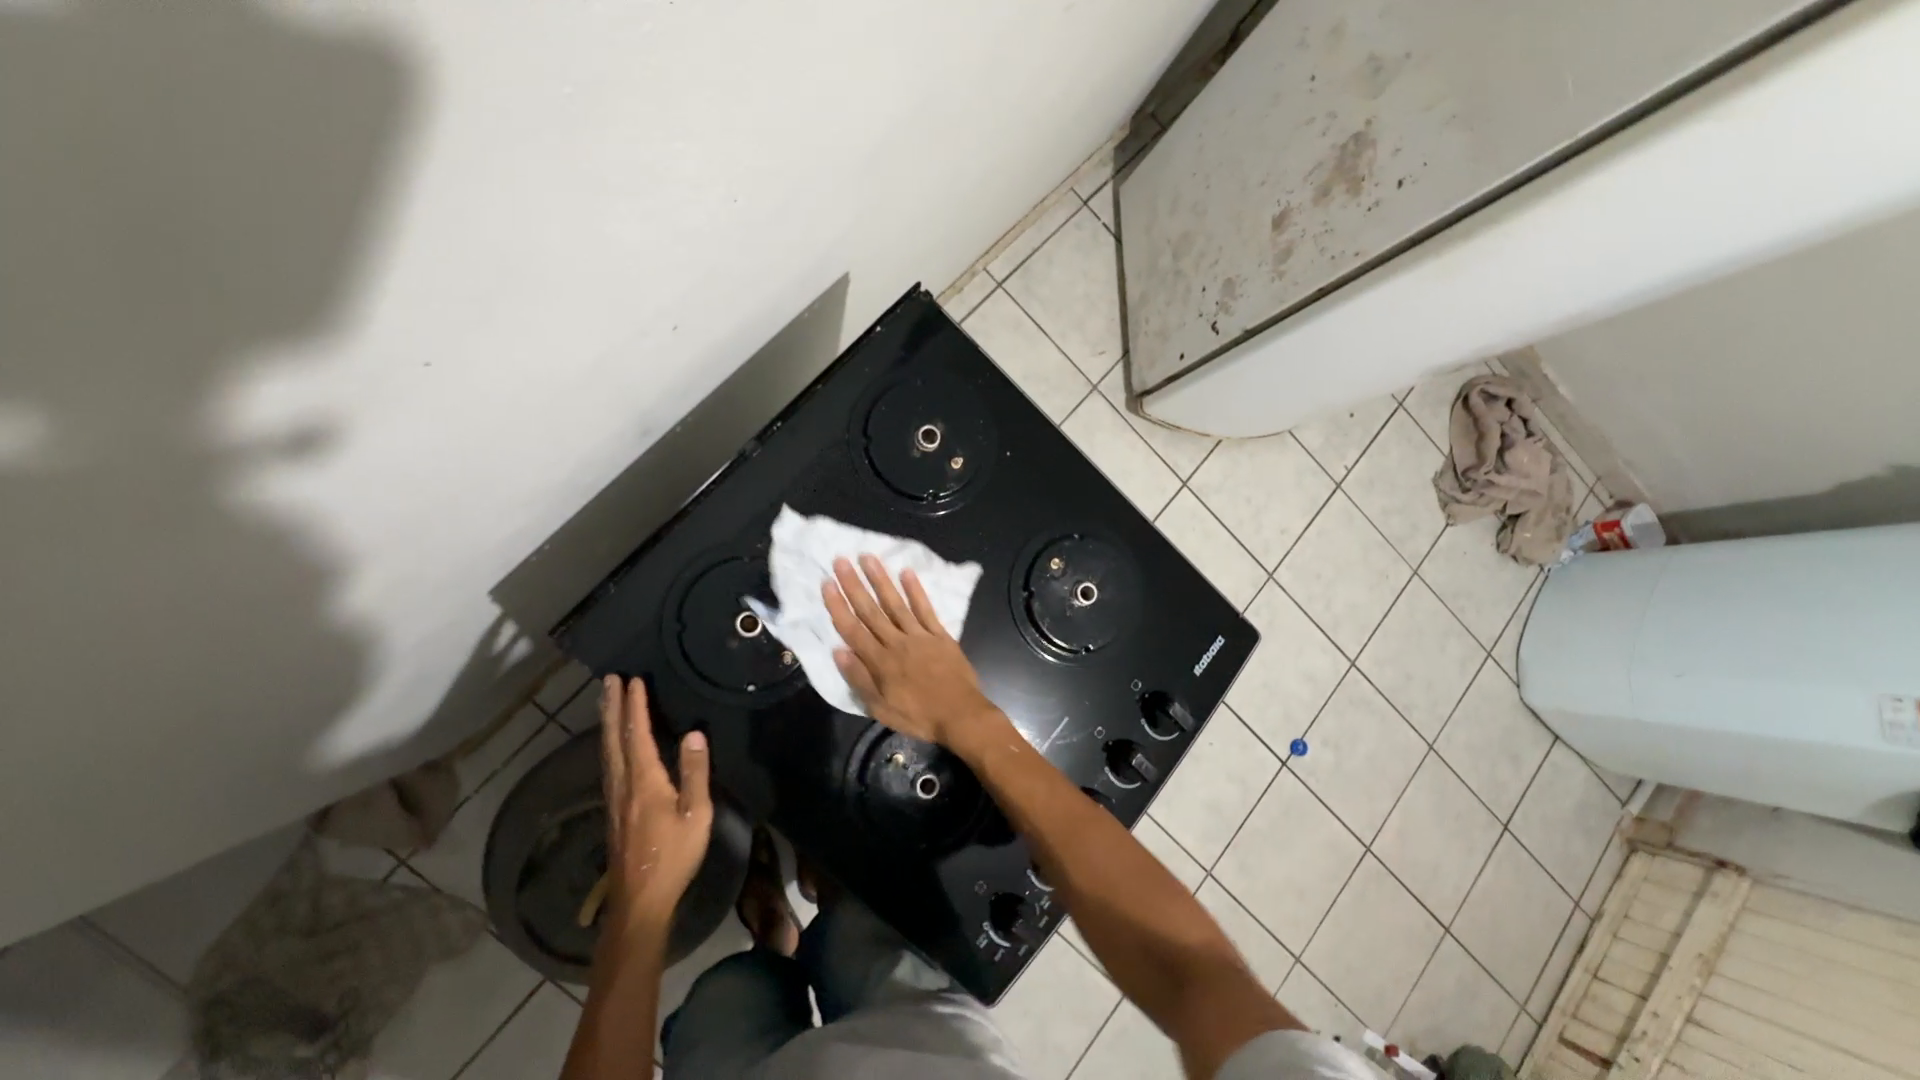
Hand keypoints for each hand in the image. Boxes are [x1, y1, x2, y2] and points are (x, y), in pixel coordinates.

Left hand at [599, 675, 711, 932]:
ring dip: (607, 723)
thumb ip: (695, 773)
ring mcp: (614, 798)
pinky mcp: (613, 810)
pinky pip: (607, 765)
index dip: (635, 706)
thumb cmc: (674, 856)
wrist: (640, 898)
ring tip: (606, 702)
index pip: (636, 734)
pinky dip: (608, 744)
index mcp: (644, 781)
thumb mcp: (696, 815)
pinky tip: (611, 745)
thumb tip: (693, 734)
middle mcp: (623, 783)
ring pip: (606, 751)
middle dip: (612, 707)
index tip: (632, 679)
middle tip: (609, 680)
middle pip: (613, 738)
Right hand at [822, 554, 1004, 749]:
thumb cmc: (918, 716)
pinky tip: (906, 573)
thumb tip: (838, 651)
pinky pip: (925, 609)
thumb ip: (859, 678)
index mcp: (880, 662)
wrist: (960, 715)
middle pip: (871, 610)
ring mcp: (920, 636)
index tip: (827, 584)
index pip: (853, 629)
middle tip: (841, 561)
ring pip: (896, 603)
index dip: (838, 606)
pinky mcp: (940, 635)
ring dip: (881, 580)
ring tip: (868, 558)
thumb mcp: (880, 707)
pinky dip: (916, 591)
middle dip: (854, 585)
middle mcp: (897, 642)